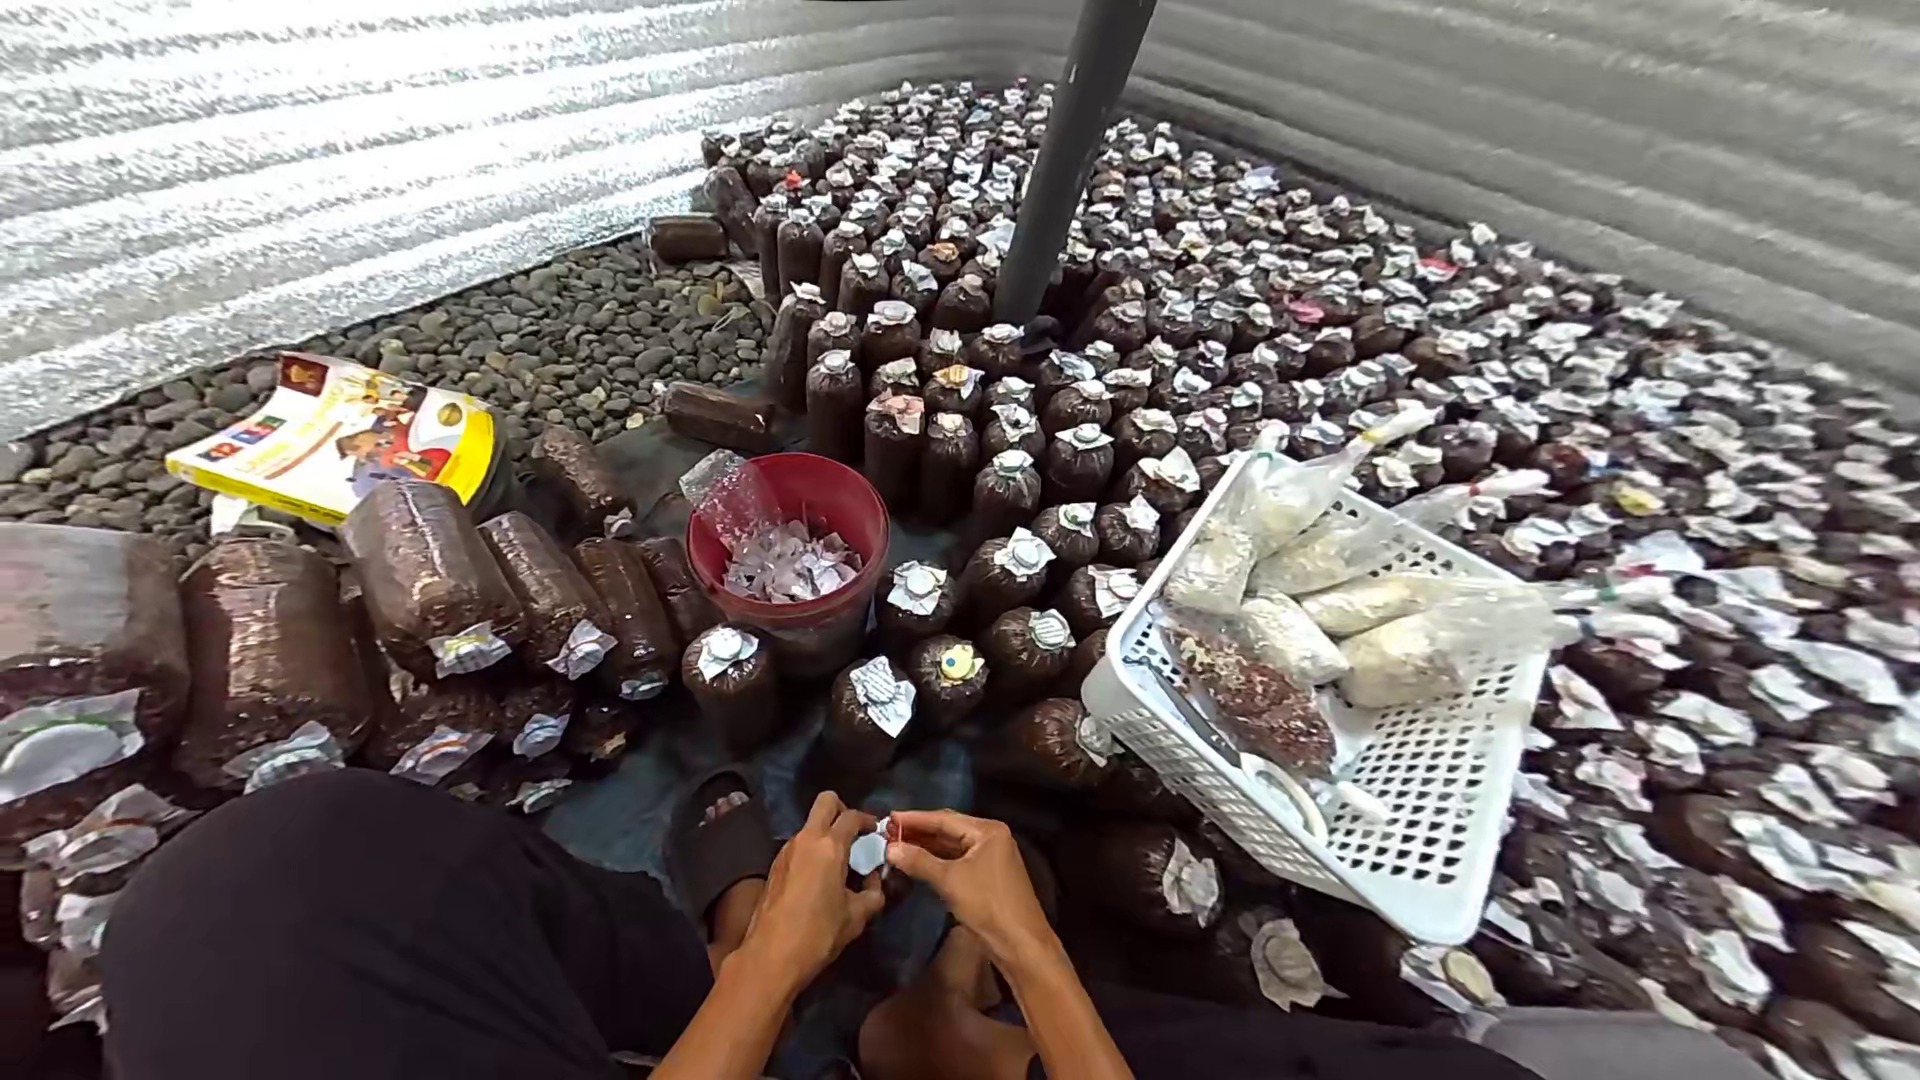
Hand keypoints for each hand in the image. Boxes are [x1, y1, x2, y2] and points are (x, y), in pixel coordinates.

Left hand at [736, 792, 885, 991]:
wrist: (769, 958)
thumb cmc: (818, 934)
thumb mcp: (856, 917)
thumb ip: (873, 893)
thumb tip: (874, 882)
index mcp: (830, 846)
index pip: (852, 815)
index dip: (867, 820)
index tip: (876, 832)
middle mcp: (807, 839)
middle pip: (825, 801)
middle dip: (842, 809)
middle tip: (853, 833)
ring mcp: (787, 850)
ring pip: (810, 824)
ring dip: (825, 833)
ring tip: (837, 861)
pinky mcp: (775, 865)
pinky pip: (799, 844)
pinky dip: (812, 850)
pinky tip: (818, 878)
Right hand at [885, 810, 1060, 972]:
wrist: (1021, 946)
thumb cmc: (988, 906)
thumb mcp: (950, 881)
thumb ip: (920, 861)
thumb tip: (890, 848)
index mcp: (987, 830)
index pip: (945, 818)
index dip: (915, 818)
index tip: (889, 817)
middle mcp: (990, 837)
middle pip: (949, 829)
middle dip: (919, 831)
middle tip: (889, 831)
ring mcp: (990, 856)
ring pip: (952, 846)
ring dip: (927, 846)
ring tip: (897, 844)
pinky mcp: (987, 875)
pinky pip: (957, 860)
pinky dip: (938, 861)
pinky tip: (918, 862)